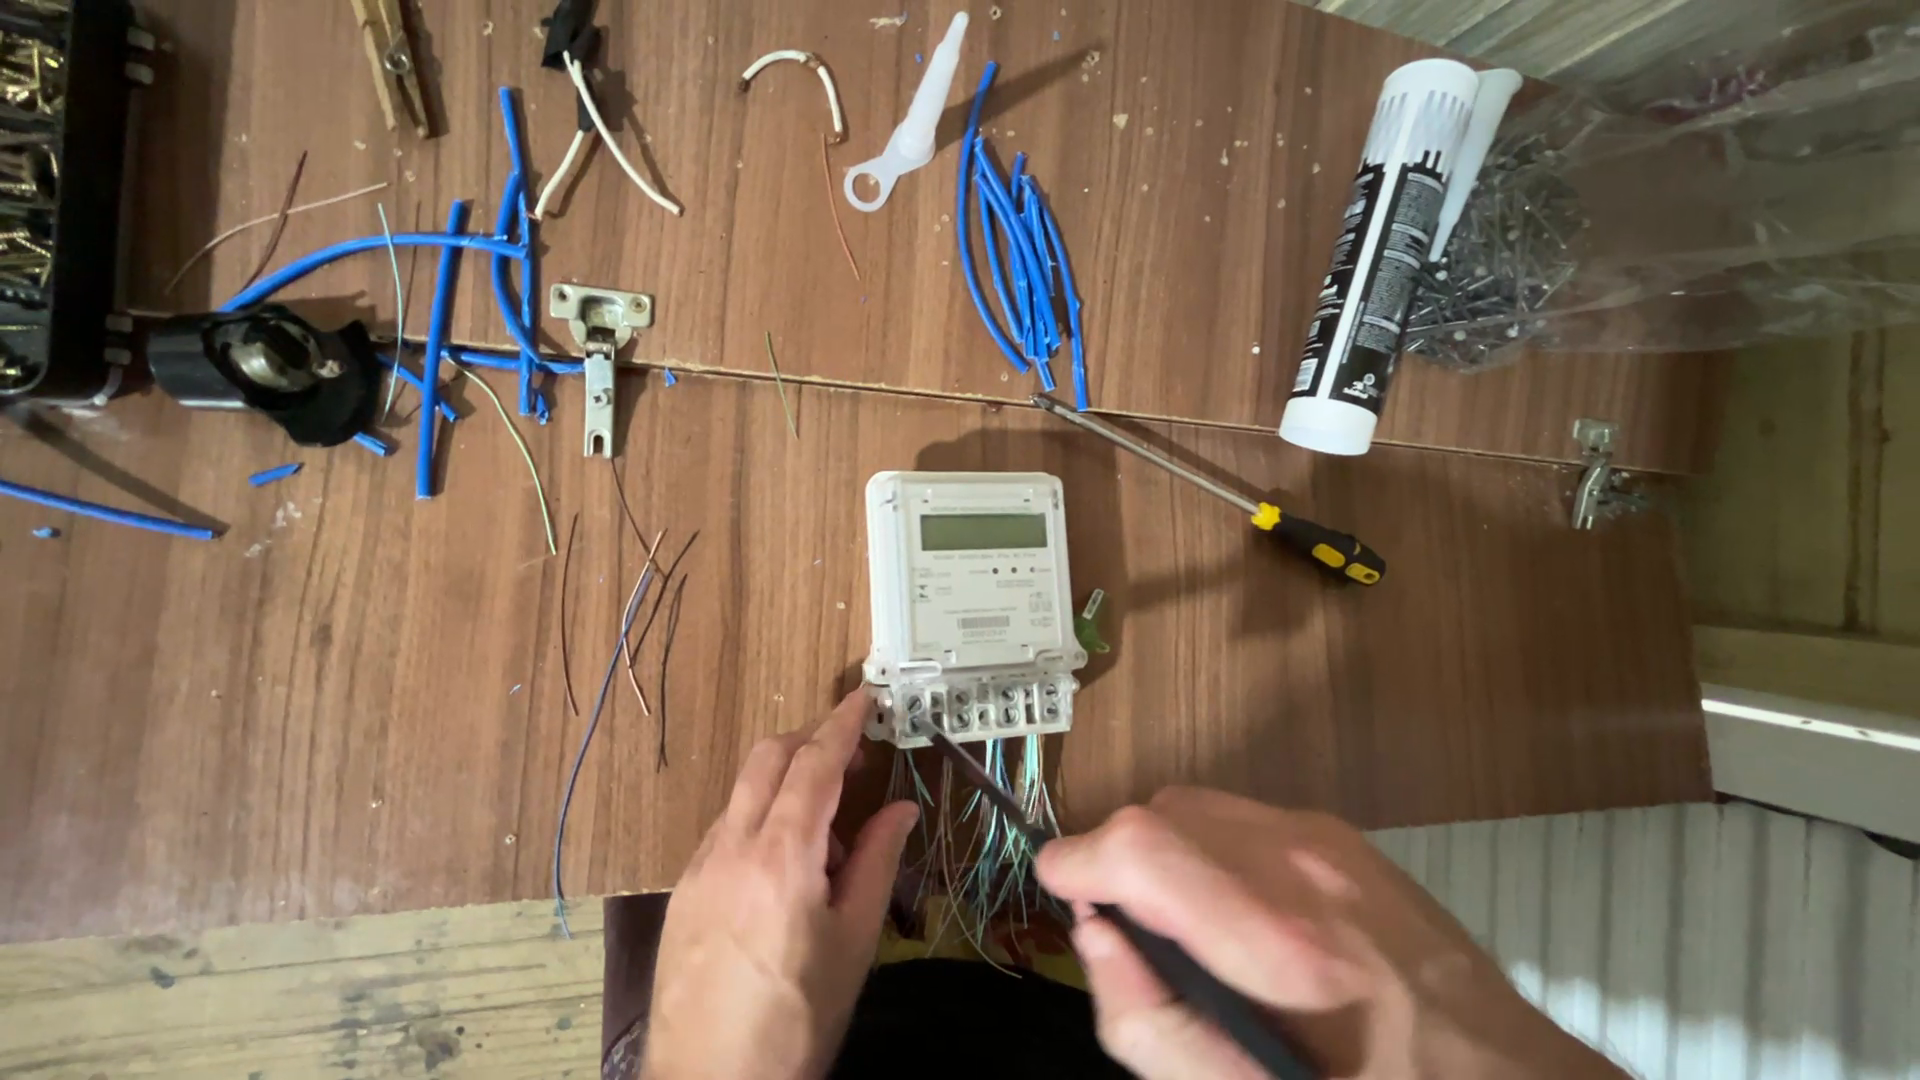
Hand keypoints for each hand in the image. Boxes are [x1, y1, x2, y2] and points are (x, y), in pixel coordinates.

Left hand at [640, 691, 918, 1079]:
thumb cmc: (799, 1017)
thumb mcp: (855, 941)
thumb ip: (879, 861)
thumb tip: (902, 808)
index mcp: (782, 855)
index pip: (815, 763)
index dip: (842, 724)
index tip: (863, 697)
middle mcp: (732, 845)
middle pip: (767, 757)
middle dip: (811, 739)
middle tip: (853, 757)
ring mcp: (698, 866)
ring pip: (744, 791)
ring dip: (786, 782)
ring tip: (826, 834)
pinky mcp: (682, 891)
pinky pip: (725, 828)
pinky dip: (760, 818)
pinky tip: (783, 866)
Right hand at [1037, 788, 1622, 1079]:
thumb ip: (1152, 1028)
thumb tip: (1093, 934)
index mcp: (1286, 942)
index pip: (1143, 847)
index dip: (1080, 864)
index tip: (1070, 905)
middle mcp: (1303, 861)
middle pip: (1157, 815)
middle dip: (1120, 866)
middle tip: (1139, 940)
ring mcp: (1327, 836)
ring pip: (1190, 805)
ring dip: (1161, 853)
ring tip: (1189, 927)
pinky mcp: (1338, 831)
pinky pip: (1232, 813)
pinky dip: (1204, 848)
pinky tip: (1236, 911)